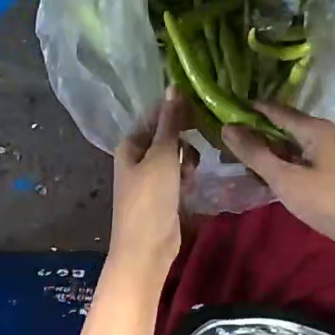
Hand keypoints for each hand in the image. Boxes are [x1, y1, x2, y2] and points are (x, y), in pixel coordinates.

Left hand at [112, 88, 189, 270]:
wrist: (146, 248)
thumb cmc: (150, 199)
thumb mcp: (162, 155)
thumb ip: (170, 122)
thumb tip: (174, 86)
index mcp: (131, 144)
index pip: (155, 114)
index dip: (177, 108)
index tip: (203, 106)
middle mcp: (138, 156)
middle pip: (167, 134)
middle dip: (185, 136)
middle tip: (202, 139)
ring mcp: (151, 176)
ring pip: (177, 154)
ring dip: (188, 157)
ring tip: (192, 169)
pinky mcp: (165, 193)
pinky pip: (180, 173)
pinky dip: (187, 174)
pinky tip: (192, 181)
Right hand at [223, 104, 334, 278]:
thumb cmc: (327, 201)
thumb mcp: (285, 178)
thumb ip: (255, 153)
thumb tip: (227, 128)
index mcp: (315, 128)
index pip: (276, 110)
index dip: (251, 110)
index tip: (225, 109)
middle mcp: (324, 133)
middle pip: (285, 126)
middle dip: (258, 131)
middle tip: (227, 137)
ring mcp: (331, 152)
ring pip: (292, 144)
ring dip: (269, 150)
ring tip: (241, 156)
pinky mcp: (333, 171)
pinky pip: (301, 158)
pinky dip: (283, 163)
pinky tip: (268, 174)